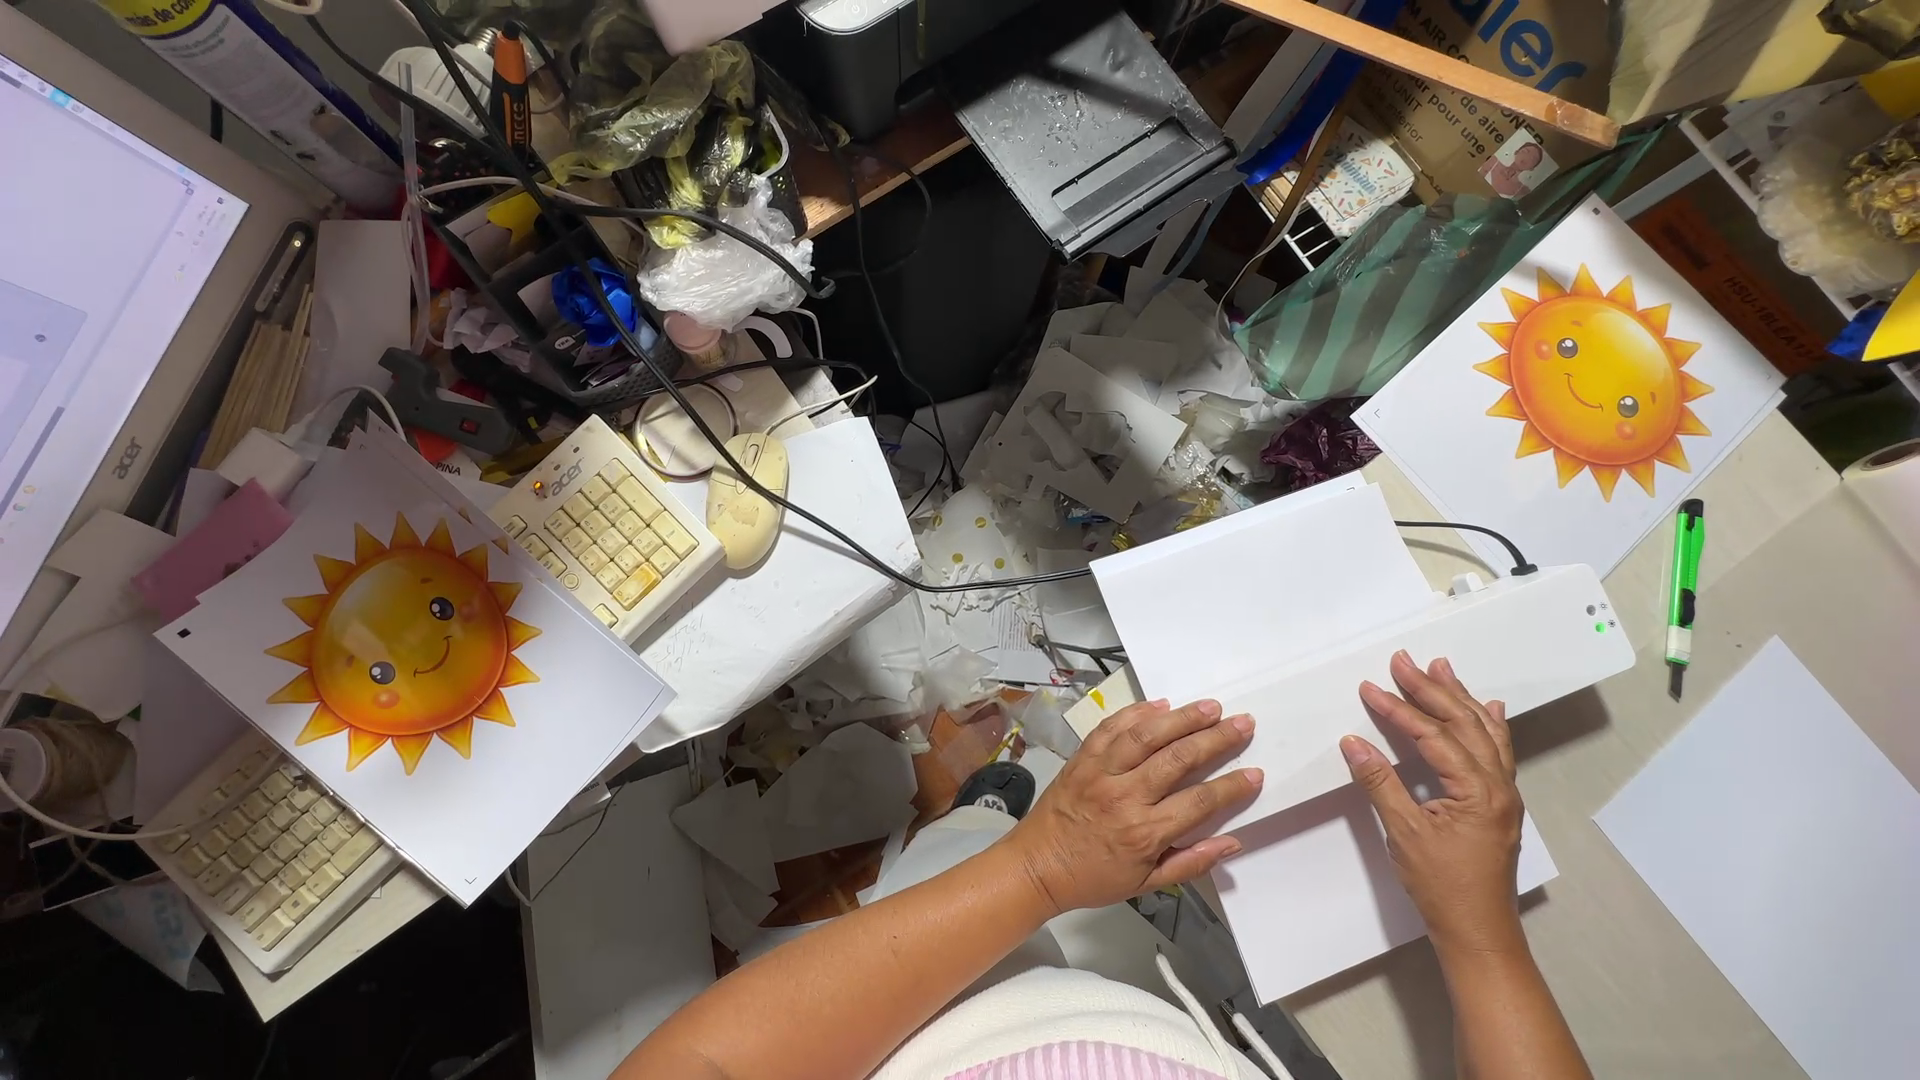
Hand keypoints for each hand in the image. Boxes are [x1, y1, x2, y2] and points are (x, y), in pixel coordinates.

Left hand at [1006, 699, 1262, 915]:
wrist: (1037, 865)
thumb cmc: (1094, 877)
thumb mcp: (1146, 884)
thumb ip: (1191, 863)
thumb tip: (1232, 842)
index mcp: (1144, 832)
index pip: (1199, 802)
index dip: (1231, 786)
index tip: (1254, 772)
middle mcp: (1124, 796)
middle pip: (1177, 759)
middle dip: (1215, 739)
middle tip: (1242, 723)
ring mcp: (1100, 772)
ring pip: (1145, 736)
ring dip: (1180, 717)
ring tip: (1209, 707)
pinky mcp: (1082, 758)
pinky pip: (1110, 728)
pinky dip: (1135, 713)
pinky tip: (1159, 704)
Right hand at [1341, 651, 1524, 956]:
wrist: (1478, 931)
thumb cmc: (1441, 885)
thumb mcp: (1403, 832)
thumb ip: (1380, 781)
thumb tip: (1353, 741)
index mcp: (1477, 790)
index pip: (1433, 736)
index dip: (1399, 709)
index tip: (1370, 687)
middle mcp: (1498, 785)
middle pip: (1464, 724)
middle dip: (1432, 689)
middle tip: (1404, 661)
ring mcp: (1502, 793)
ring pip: (1483, 733)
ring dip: (1460, 698)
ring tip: (1442, 667)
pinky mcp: (1497, 803)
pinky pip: (1496, 752)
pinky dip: (1488, 725)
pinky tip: (1489, 709)